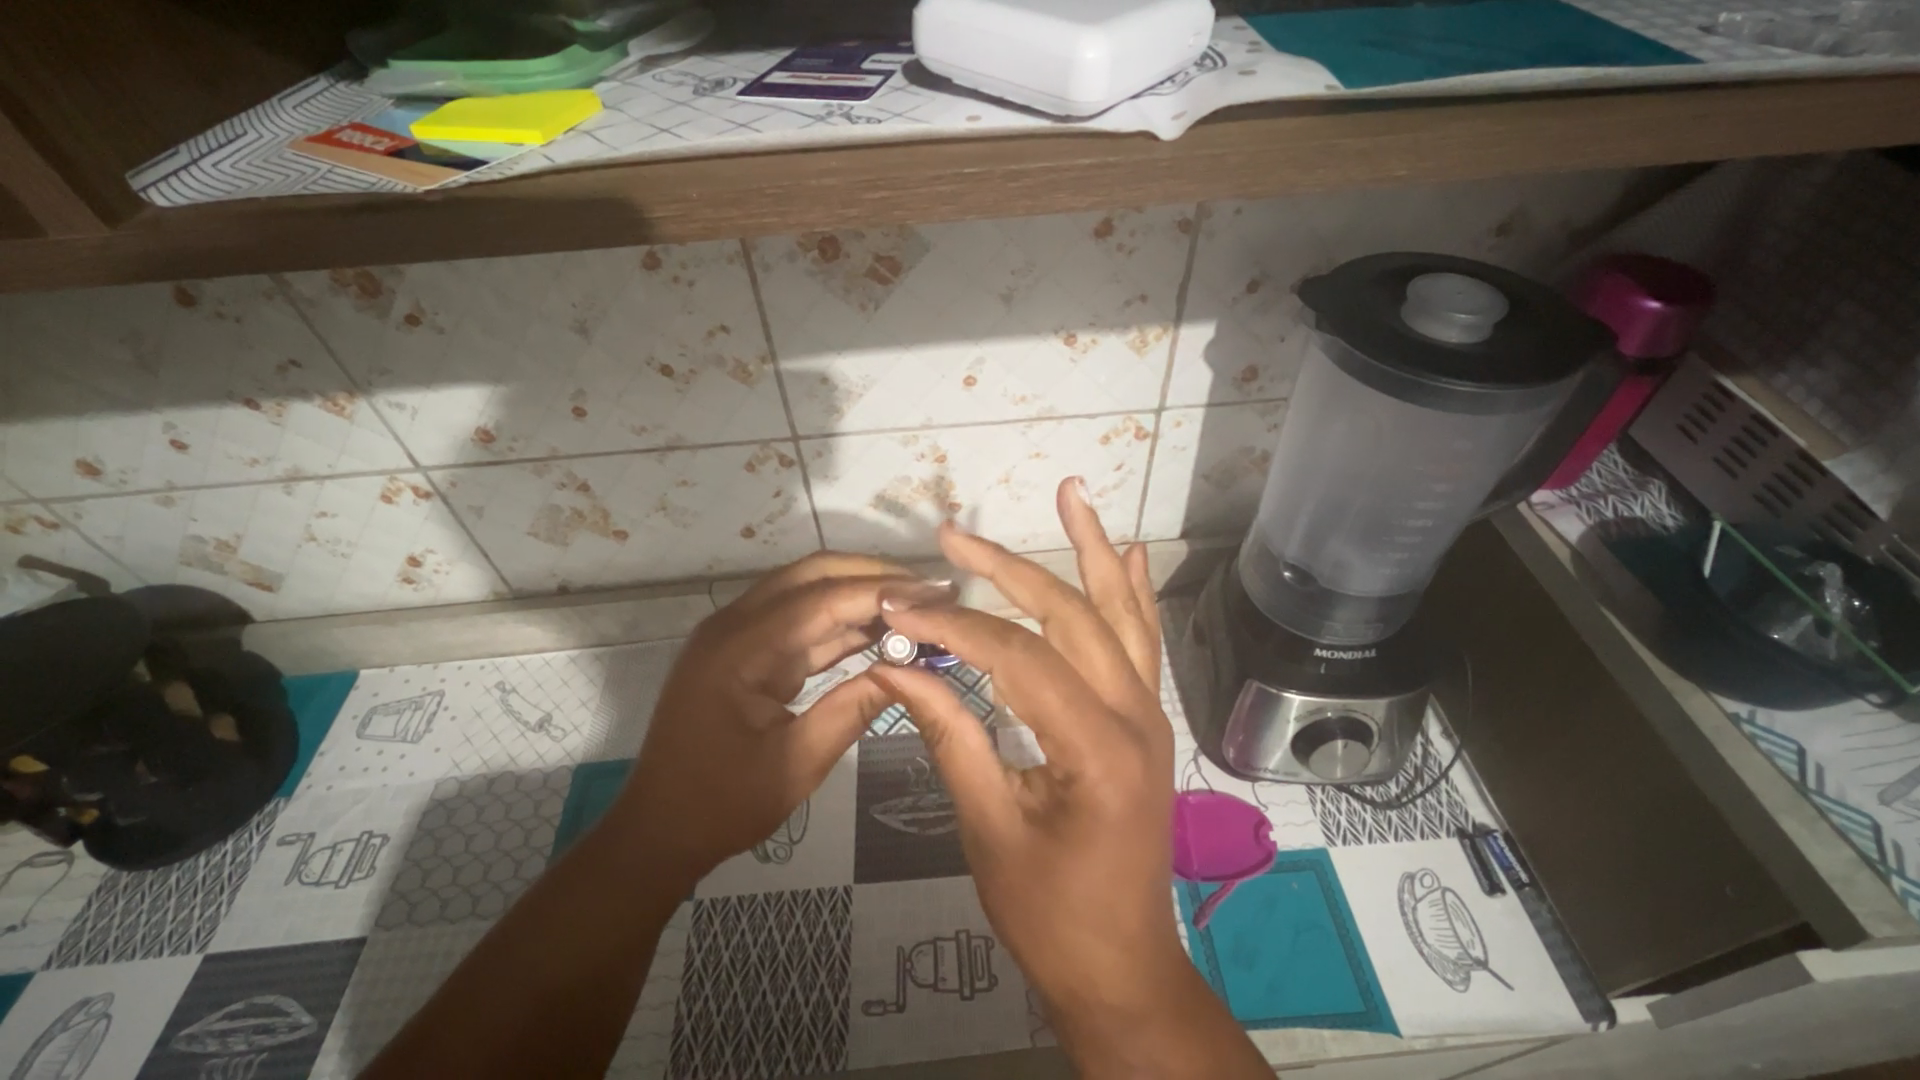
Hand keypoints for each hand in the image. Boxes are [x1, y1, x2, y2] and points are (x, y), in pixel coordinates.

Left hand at [611, 553, 954, 884]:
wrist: (660, 831)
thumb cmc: (721, 804)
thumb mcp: (796, 764)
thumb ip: (852, 709)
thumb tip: (909, 669)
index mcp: (738, 648)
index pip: (821, 599)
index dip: (881, 592)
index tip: (936, 592)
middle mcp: (733, 627)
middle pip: (811, 576)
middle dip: (873, 576)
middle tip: (931, 590)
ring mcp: (737, 638)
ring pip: (807, 594)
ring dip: (859, 596)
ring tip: (919, 607)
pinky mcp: (746, 655)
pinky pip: (799, 624)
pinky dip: (841, 624)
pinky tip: (883, 632)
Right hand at [866, 481, 1194, 1028]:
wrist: (1119, 965)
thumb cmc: (1048, 912)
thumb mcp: (988, 826)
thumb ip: (948, 734)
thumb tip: (894, 665)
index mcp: (1097, 748)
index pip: (1019, 658)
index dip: (955, 627)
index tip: (899, 607)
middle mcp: (1137, 716)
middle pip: (1070, 617)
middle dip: (1007, 570)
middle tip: (953, 535)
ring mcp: (1150, 715)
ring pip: (1121, 614)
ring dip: (1094, 551)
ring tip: (1074, 493)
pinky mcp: (1147, 723)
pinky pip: (1142, 643)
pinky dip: (1133, 594)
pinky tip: (1128, 554)